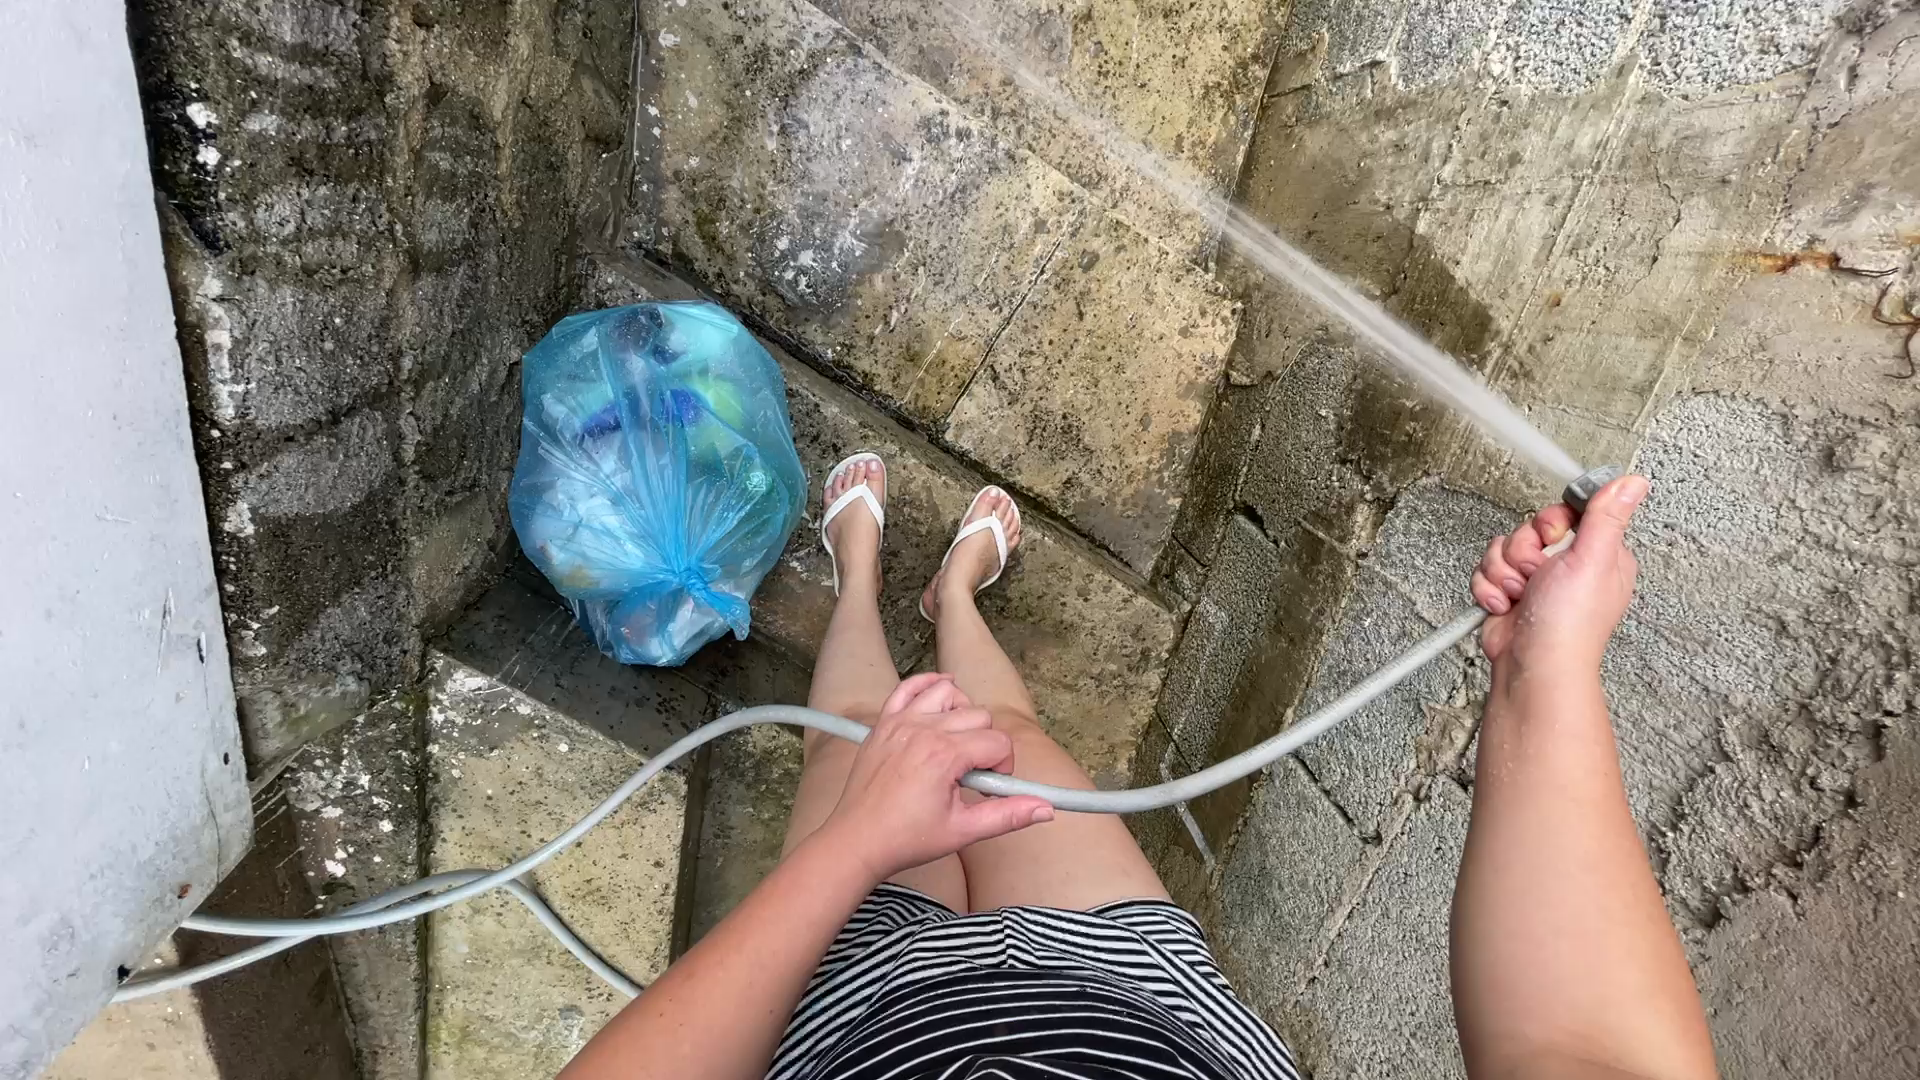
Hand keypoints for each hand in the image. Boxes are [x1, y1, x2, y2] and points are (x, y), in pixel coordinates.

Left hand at [816, 673, 1053, 883]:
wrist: (856, 841)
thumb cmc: (907, 838)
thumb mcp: (963, 830)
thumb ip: (1007, 815)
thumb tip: (1046, 809)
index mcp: (944, 755)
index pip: (997, 741)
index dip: (1003, 765)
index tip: (989, 787)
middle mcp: (923, 729)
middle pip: (978, 715)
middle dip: (984, 742)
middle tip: (971, 774)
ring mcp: (901, 721)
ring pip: (948, 693)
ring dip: (961, 713)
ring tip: (956, 743)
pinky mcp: (884, 722)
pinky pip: (908, 687)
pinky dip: (927, 685)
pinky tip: (939, 694)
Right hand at [1471, 474, 1649, 670]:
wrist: (1533, 661)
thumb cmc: (1569, 622)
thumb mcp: (1591, 560)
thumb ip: (1605, 518)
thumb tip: (1632, 483)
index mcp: (1597, 554)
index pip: (1564, 514)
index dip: (1548, 524)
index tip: (1550, 540)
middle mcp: (1566, 565)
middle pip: (1524, 531)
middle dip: (1519, 554)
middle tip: (1535, 575)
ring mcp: (1534, 580)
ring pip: (1499, 552)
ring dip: (1501, 575)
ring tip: (1520, 595)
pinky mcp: (1507, 593)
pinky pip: (1483, 574)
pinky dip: (1487, 590)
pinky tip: (1505, 605)